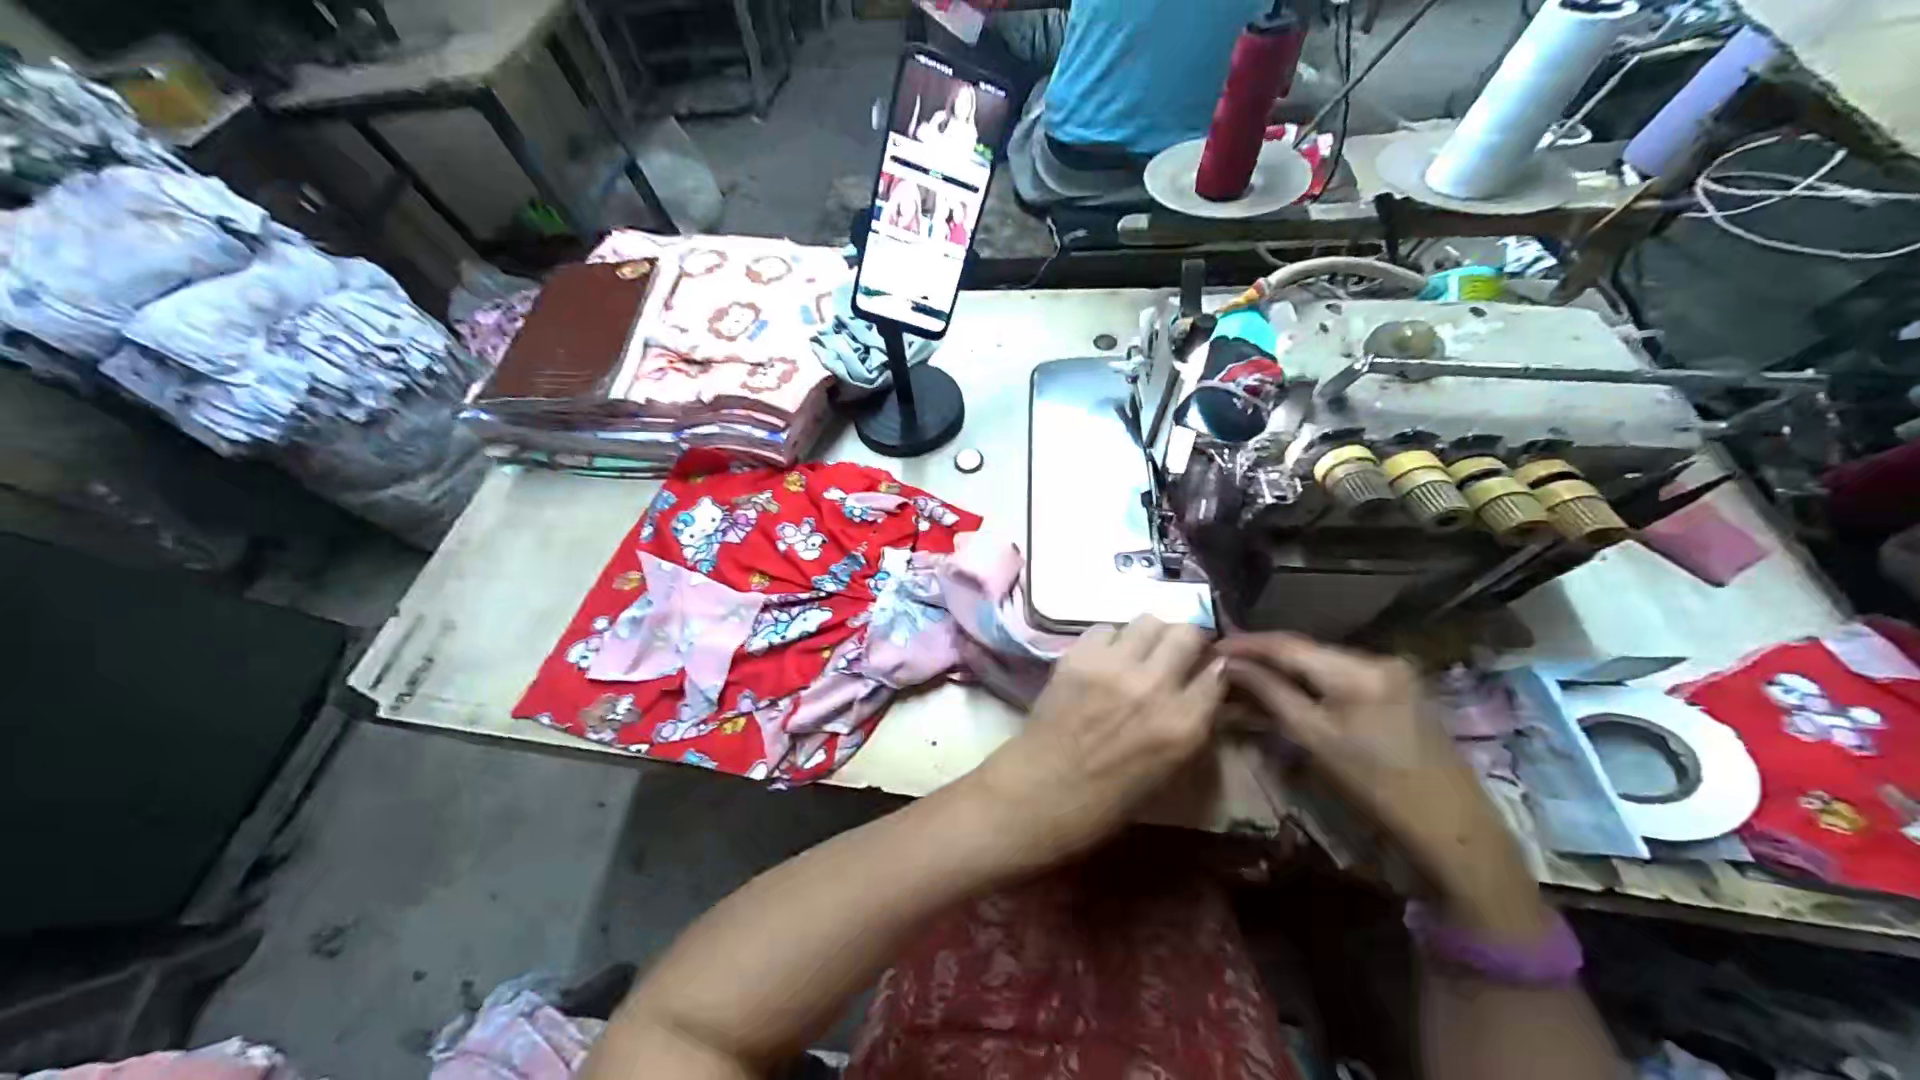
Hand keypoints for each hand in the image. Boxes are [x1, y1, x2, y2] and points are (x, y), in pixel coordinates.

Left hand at [969, 616, 1225, 865]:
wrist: (1042, 792)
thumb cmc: (1108, 800)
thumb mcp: (1169, 771)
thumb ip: (1191, 726)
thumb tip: (1205, 694)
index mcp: (1183, 724)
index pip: (1219, 672)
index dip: (1214, 670)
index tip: (1206, 672)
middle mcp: (1154, 686)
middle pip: (1187, 633)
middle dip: (1187, 642)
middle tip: (1176, 655)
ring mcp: (1113, 666)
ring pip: (1149, 620)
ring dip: (1151, 635)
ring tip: (1140, 652)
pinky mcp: (1078, 656)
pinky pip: (1106, 628)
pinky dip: (1111, 639)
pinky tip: (1104, 658)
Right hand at [1218, 633, 1549, 941]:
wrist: (1450, 825)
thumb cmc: (1375, 786)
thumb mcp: (1312, 738)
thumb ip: (1269, 693)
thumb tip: (1228, 665)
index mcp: (1357, 669)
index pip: (1287, 644)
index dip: (1245, 644)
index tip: (1211, 648)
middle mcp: (1377, 658)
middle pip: (1304, 650)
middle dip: (1262, 657)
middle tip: (1223, 666)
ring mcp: (1392, 670)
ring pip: (1321, 662)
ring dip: (1285, 670)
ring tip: (1248, 680)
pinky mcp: (1398, 686)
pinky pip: (1341, 675)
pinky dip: (1311, 682)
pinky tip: (1287, 692)